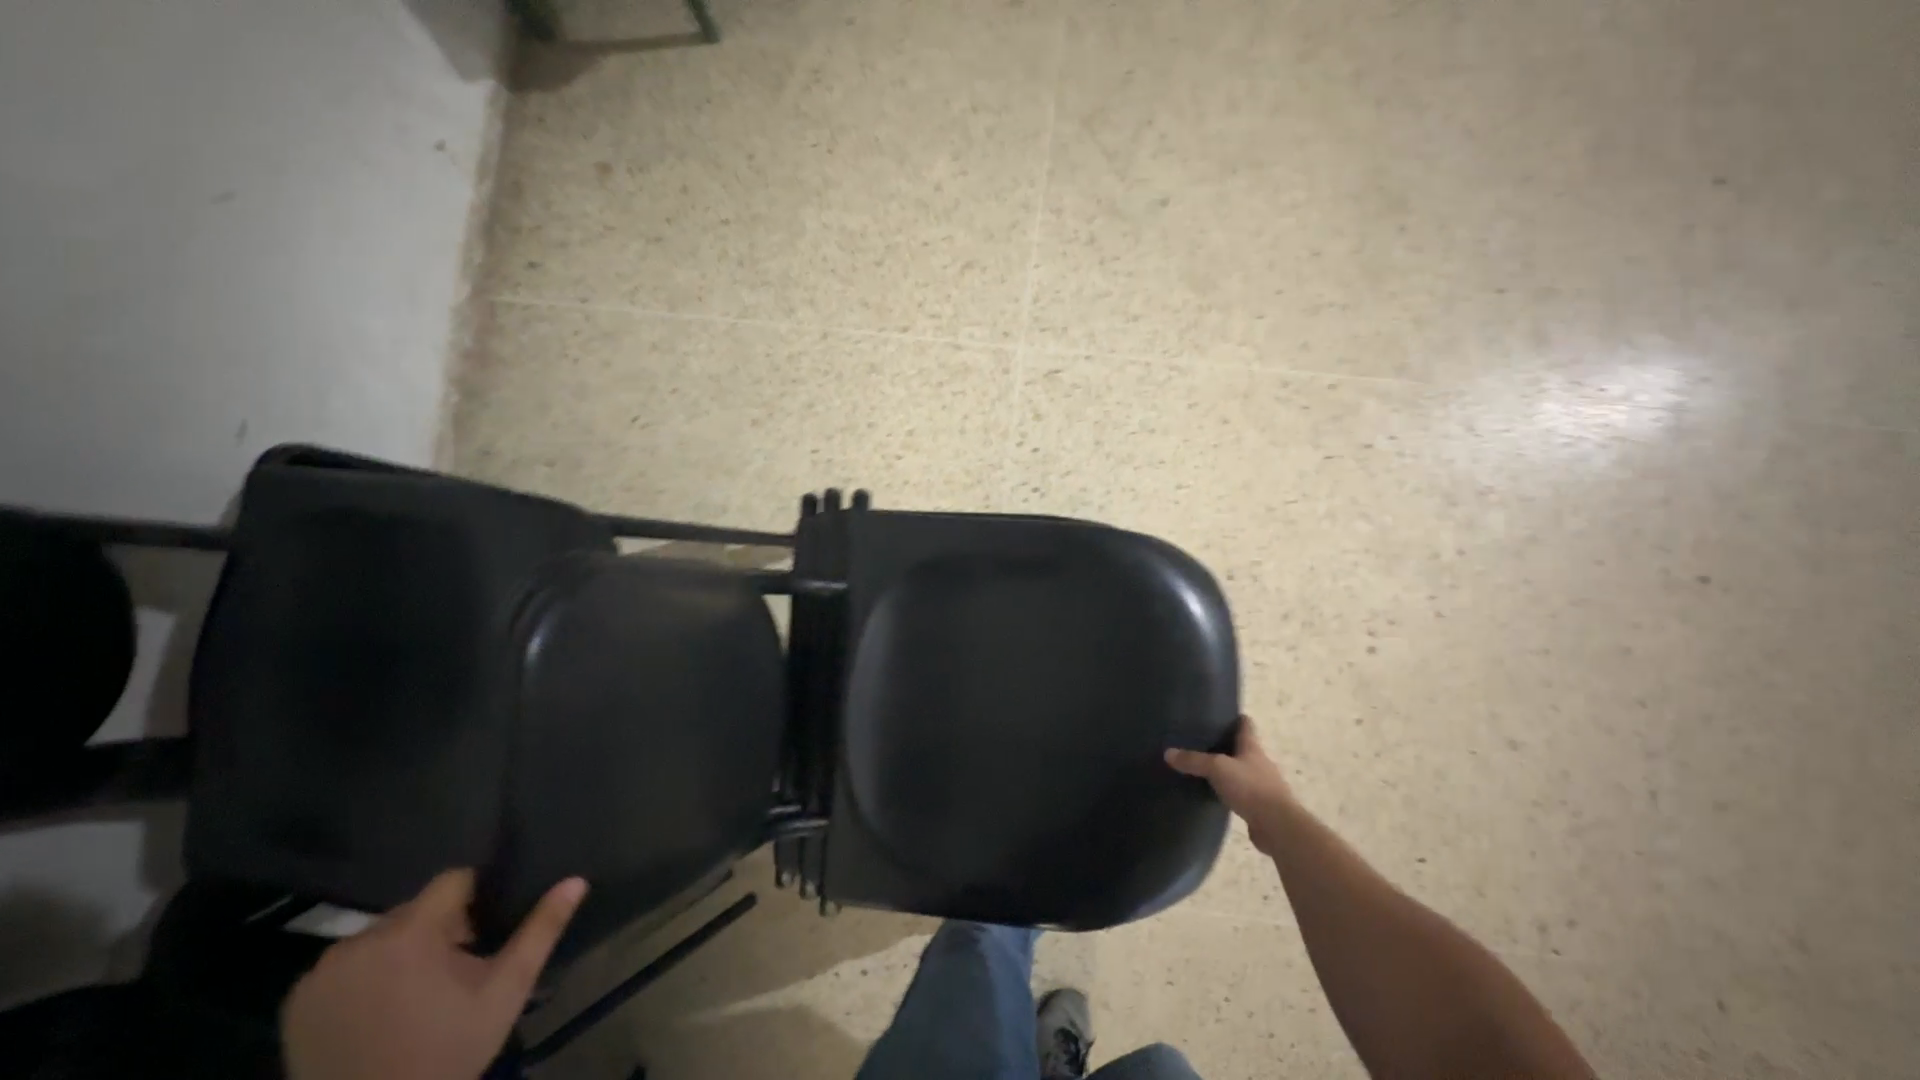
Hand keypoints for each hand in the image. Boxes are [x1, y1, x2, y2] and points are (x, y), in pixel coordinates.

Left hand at [281, 870, 587, 1079]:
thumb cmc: (449, 1051)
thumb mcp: (505, 992)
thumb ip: (540, 931)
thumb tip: (576, 880)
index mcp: (412, 931)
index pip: (453, 881)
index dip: (474, 903)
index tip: (479, 940)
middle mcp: (359, 939)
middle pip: (414, 910)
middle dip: (437, 931)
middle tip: (452, 977)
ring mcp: (321, 971)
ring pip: (378, 938)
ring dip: (399, 953)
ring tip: (414, 998)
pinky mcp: (297, 999)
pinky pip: (342, 968)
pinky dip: (362, 979)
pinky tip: (375, 1014)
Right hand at [1165, 718, 1294, 855]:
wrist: (1277, 825)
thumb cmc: (1250, 787)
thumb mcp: (1217, 769)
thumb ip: (1194, 760)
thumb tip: (1168, 753)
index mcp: (1252, 747)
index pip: (1245, 724)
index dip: (1234, 718)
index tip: (1219, 715)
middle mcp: (1259, 762)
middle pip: (1242, 748)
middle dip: (1225, 745)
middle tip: (1201, 742)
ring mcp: (1262, 784)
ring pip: (1241, 771)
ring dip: (1227, 770)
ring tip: (1203, 769)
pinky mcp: (1259, 805)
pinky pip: (1241, 793)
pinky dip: (1229, 791)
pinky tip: (1214, 794)